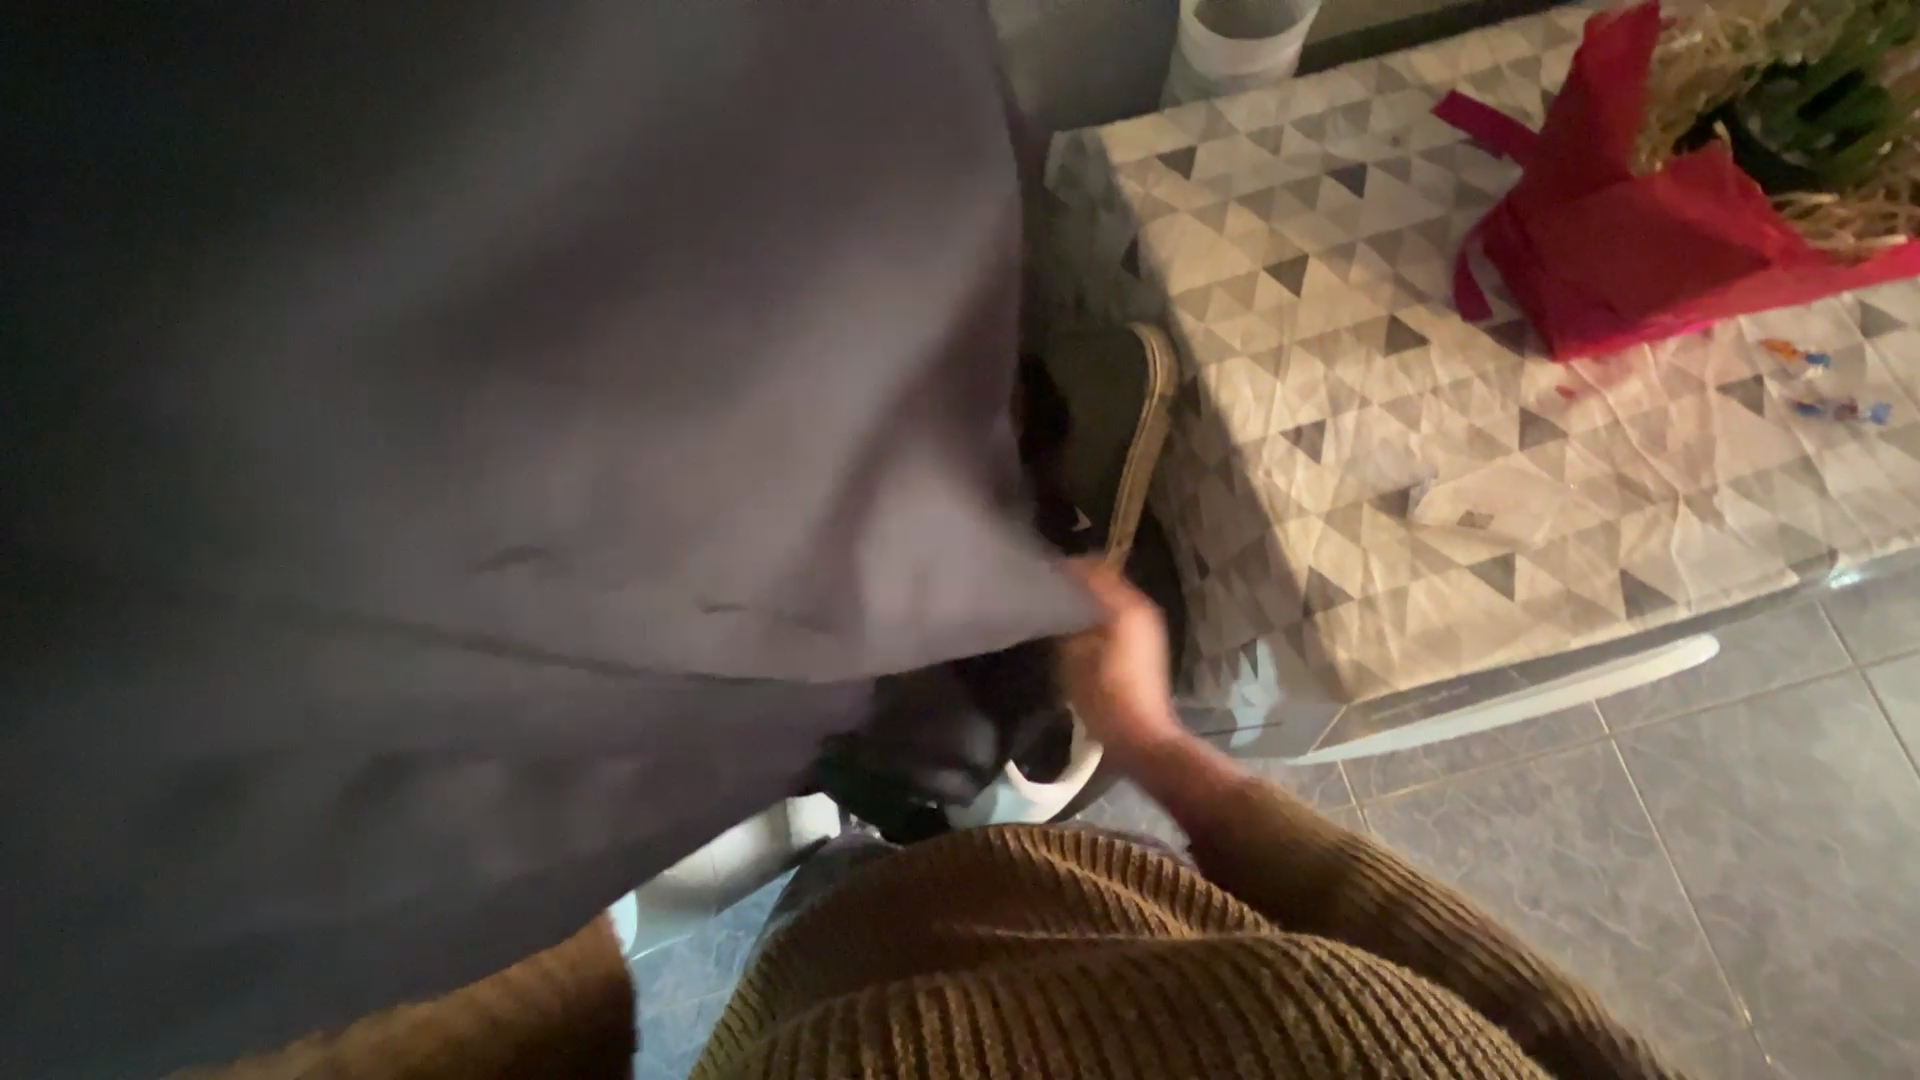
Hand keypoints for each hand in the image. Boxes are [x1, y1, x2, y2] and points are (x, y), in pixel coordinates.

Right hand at [1057, 558, 1187, 763]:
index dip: (1067, 567)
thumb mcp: (1074, 660)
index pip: (1092, 570)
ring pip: (1113, 595)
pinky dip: (1099, 610)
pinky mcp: (1146, 641)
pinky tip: (1077, 624)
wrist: (1142, 736)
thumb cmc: (1106, 698)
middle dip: (1078, 579)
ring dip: (1088, 595)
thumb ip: (1066, 626)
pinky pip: (1118, 612)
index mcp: (1125, 608)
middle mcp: (1141, 608)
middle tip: (1048, 585)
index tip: (1042, 570)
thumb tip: (1058, 608)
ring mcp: (1147, 625)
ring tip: (1059, 603)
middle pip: (1106, 579)